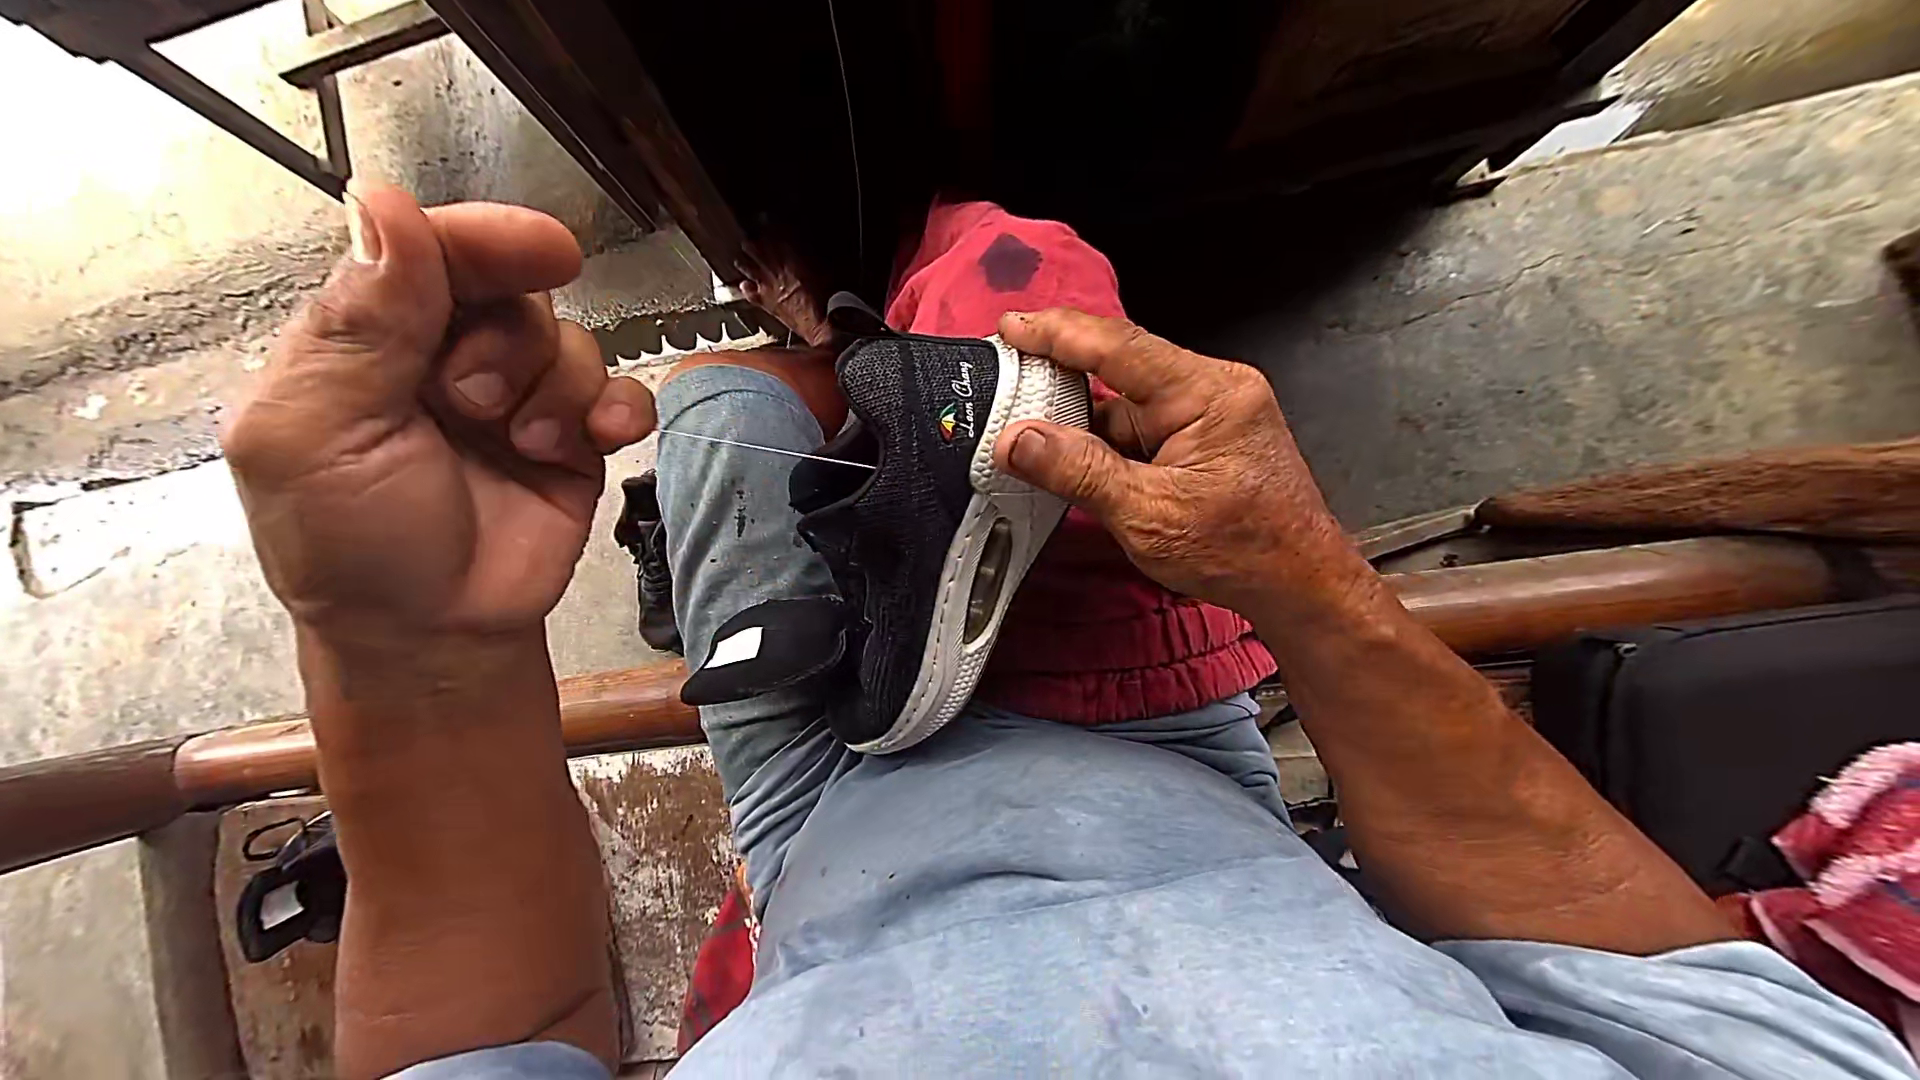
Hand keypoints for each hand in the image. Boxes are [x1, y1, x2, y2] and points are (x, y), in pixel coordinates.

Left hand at [223, 183, 655, 650]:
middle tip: (474, 402)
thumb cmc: (357, 541)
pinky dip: (624, 409)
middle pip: (515, 298)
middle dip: (511, 344)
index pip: (430, 259)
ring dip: (560, 389)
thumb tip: (385, 204)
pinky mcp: (580, 443)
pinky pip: (624, 399)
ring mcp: (526, 403)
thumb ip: (360, 324)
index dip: (485, 242)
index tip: (543, 249)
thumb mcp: (319, 433)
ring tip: (528, 445)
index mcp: (372, 343)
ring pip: (575, 346)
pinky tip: (605, 437)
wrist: (439, 628)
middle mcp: (454, 361)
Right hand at [992, 309, 1376, 620]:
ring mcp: (1197, 418)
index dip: (1058, 333)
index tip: (1012, 326)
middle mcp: (1205, 393)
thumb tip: (1016, 441)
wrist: (1294, 585)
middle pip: (1117, 370)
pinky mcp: (1189, 443)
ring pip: (1119, 406)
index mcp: (1207, 394)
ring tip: (1024, 431)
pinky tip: (1064, 457)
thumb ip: (1079, 472)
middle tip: (1005, 380)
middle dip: (1058, 377)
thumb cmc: (1243, 551)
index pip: (1120, 346)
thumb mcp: (1148, 515)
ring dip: (1075, 421)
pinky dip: (1095, 444)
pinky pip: (1130, 431)